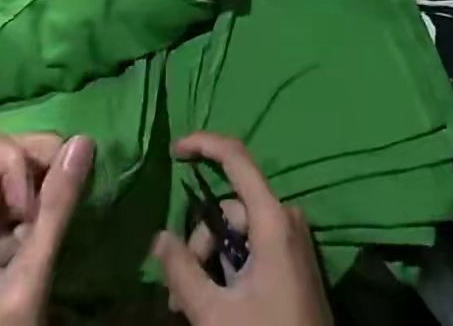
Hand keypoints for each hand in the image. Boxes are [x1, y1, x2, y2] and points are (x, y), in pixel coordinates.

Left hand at [0, 125, 94, 325]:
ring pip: (0, 166)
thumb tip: (85, 141)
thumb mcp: (22, 288)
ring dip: (37, 179)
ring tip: (51, 216)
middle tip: (53, 203)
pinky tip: (46, 225)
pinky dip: (36, 197)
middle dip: (30, 165)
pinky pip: (6, 193)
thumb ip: (54, 213)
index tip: (29, 207)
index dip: (11, 159)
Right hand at [150, 133, 332, 325]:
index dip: (205, 144)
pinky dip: (230, 265)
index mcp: (273, 217)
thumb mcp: (215, 312)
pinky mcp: (293, 255)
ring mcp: (292, 235)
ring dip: (211, 262)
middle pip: (230, 211)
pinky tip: (215, 301)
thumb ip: (183, 272)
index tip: (174, 149)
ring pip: (238, 232)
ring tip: (191, 308)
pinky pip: (253, 245)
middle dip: (199, 246)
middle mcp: (285, 215)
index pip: (237, 159)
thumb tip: (159, 237)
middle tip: (176, 297)